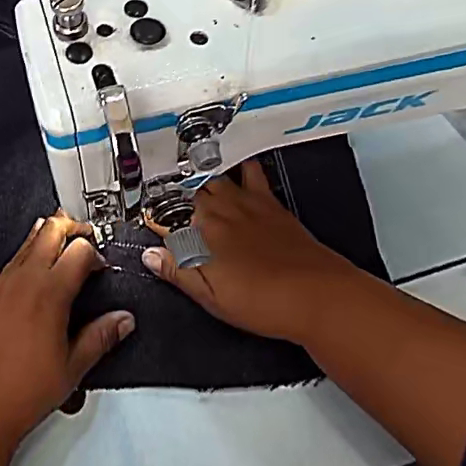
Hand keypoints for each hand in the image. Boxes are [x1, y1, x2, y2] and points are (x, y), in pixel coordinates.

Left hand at [0, 212, 134, 449]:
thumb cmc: (16, 394)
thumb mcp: (71, 368)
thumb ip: (101, 337)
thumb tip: (122, 322)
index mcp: (49, 293)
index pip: (81, 249)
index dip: (97, 253)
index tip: (101, 267)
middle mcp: (24, 280)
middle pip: (52, 228)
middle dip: (74, 229)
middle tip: (86, 239)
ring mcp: (2, 283)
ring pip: (29, 239)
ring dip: (49, 237)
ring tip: (63, 248)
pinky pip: (12, 259)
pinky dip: (29, 255)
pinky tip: (36, 276)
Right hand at [143, 159, 365, 342]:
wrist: (314, 294)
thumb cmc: (264, 300)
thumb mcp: (211, 296)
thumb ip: (178, 271)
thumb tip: (151, 257)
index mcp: (200, 232)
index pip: (166, 220)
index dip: (156, 222)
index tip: (151, 226)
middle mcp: (219, 210)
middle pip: (187, 194)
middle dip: (174, 199)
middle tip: (169, 206)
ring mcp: (244, 202)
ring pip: (213, 179)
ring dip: (200, 181)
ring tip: (192, 183)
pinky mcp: (267, 201)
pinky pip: (250, 172)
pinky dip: (240, 166)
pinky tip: (237, 165)